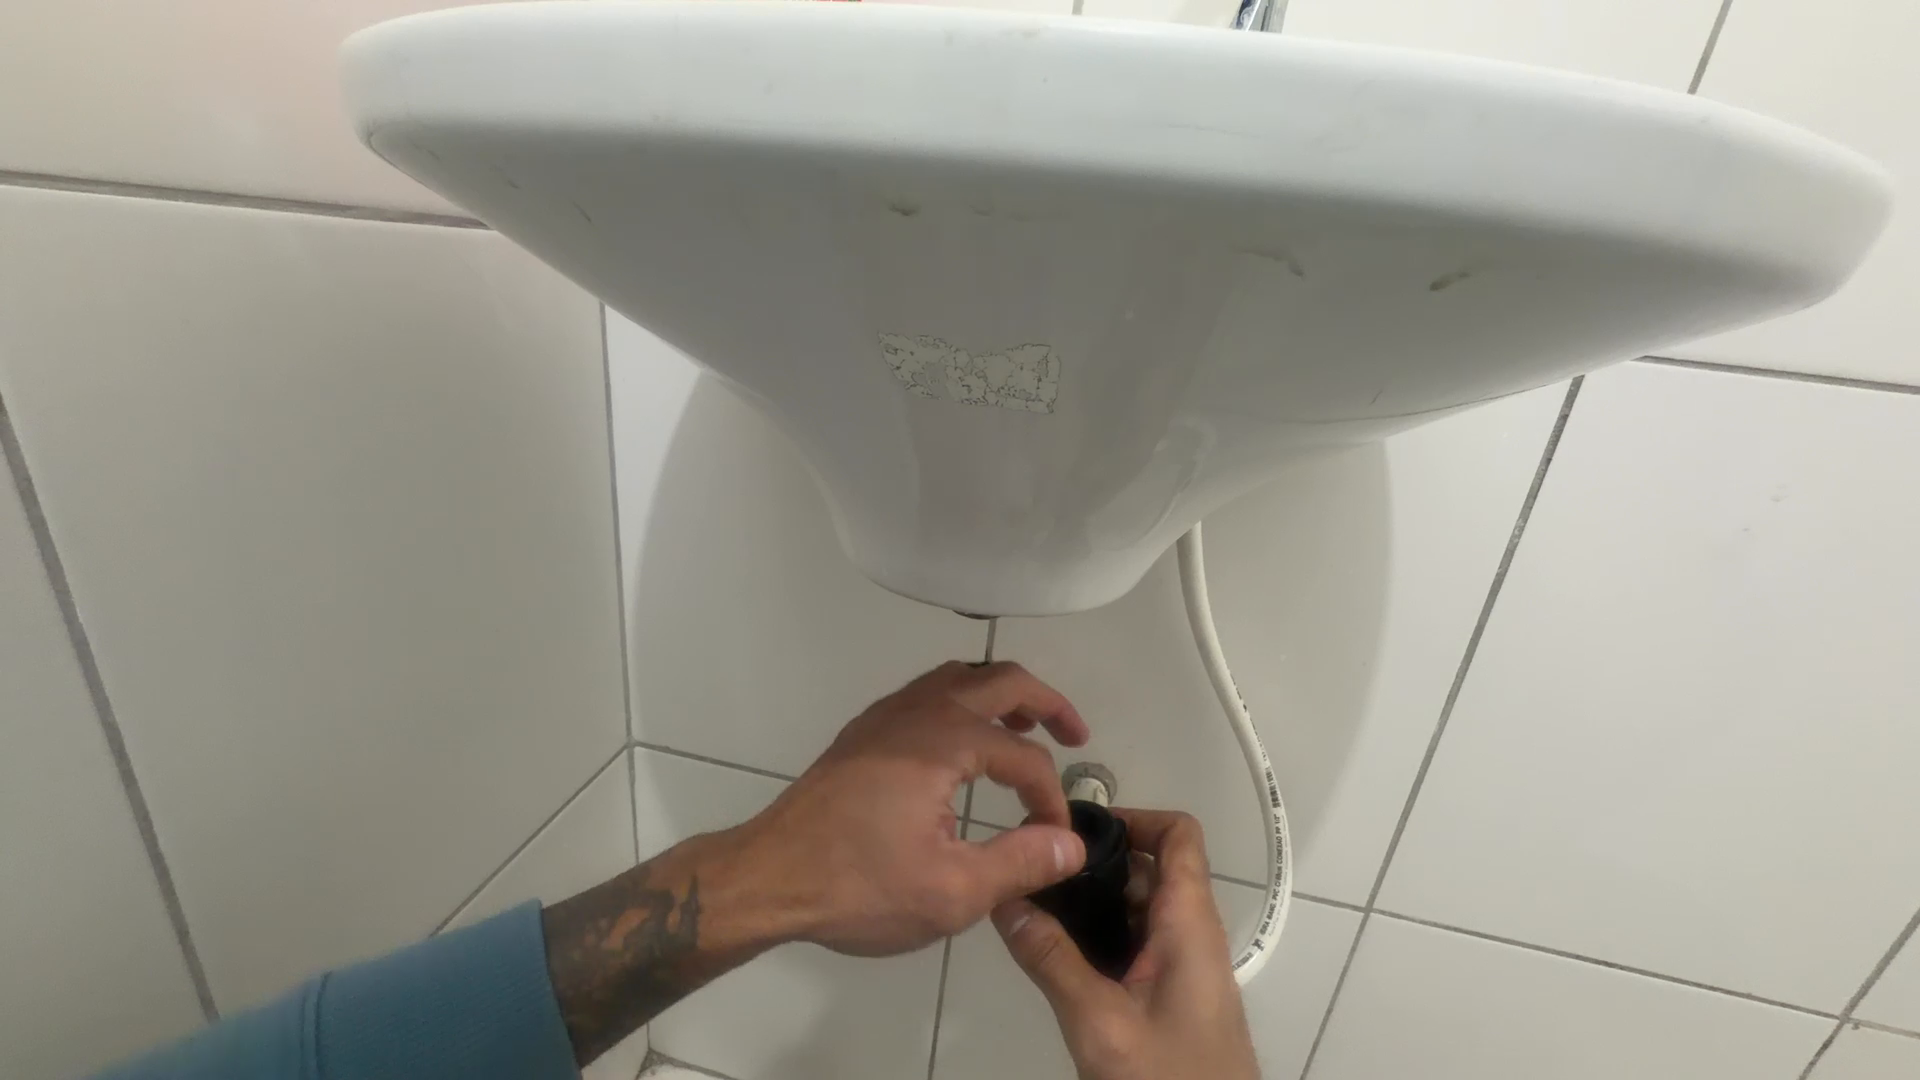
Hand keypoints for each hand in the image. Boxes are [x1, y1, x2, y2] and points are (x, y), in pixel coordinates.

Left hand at [731, 660, 1093, 955]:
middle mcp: (919, 710)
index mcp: (944, 741)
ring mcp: (888, 714)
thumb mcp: (950, 892)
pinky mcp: (867, 730)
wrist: (768, 877)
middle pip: (999, 680)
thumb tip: (1072, 844)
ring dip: (1002, 696)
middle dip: (1045, 703)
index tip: (1056, 841)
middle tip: (1074, 736)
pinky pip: (929, 694)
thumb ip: (1020, 863)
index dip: (1051, 798)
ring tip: (1027, 732)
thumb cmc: (858, 887)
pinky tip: (966, 747)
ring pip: (960, 677)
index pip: (1023, 758)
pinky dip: (965, 704)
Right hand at [992, 809, 1259, 1079]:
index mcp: (1189, 923)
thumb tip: (1003, 900)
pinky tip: (1058, 953)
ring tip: (1037, 904)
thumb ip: (1051, 959)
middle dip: (1095, 861)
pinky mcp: (1172, 995)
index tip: (1076, 830)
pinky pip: (1137, 942)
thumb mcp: (1101, 1023)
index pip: (1178, 833)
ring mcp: (1184, 966)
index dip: (1133, 816)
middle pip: (1149, 866)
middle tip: (1039, 868)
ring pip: (1138, 906)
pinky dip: (1101, 935)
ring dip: (1093, 901)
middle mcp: (1191, 933)